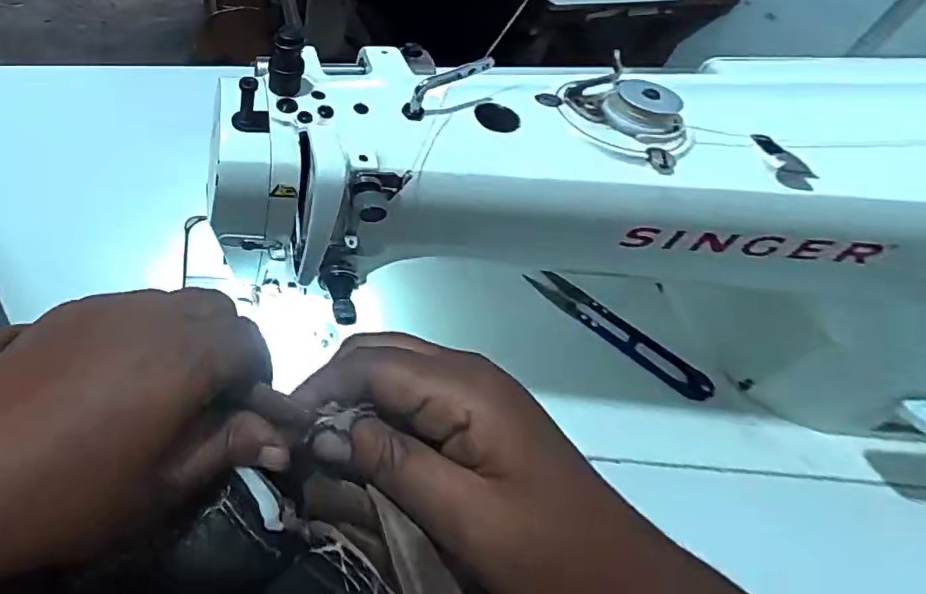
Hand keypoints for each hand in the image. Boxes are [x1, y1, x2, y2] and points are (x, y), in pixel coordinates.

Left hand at [0, 290, 289, 593]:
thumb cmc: (75, 493)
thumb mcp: (162, 488)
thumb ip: (222, 447)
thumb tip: (269, 430)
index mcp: (179, 352)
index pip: (248, 337)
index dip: (259, 375)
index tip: (248, 415)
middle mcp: (143, 313)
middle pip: (211, 307)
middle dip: (225, 346)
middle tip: (209, 402)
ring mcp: (97, 305)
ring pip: (164, 301)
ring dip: (181, 335)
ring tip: (159, 391)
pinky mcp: (62, 311)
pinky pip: (121, 307)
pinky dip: (138, 330)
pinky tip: (110, 379)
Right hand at [295, 334, 742, 593]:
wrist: (639, 591)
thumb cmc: (556, 556)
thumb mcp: (470, 519)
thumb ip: (393, 463)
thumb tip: (325, 430)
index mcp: (464, 385)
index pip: (367, 364)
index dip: (321, 387)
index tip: (286, 422)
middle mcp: (464, 371)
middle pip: (373, 354)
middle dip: (330, 385)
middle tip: (301, 428)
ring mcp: (472, 389)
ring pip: (386, 367)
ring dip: (350, 395)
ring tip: (325, 434)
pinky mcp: (475, 413)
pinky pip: (407, 392)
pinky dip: (375, 409)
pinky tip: (364, 440)